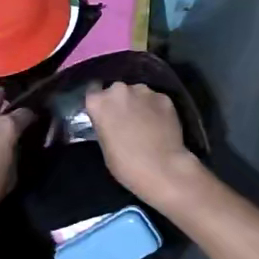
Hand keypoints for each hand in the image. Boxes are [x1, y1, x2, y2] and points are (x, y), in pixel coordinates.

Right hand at [85, 82, 201, 206]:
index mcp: (98, 102)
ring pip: (138, 93)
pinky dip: (156, 109)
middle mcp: (119, 90)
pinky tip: (161, 125)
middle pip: (117, 91)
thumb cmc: (125, 164)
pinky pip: (156, 101)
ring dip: (139, 103)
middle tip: (126, 120)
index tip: (105, 113)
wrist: (162, 168)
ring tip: (146, 122)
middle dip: (121, 102)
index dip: (100, 104)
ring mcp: (144, 91)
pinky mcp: (164, 97)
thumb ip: (105, 125)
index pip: (93, 93)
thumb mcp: (104, 145)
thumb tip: (112, 122)